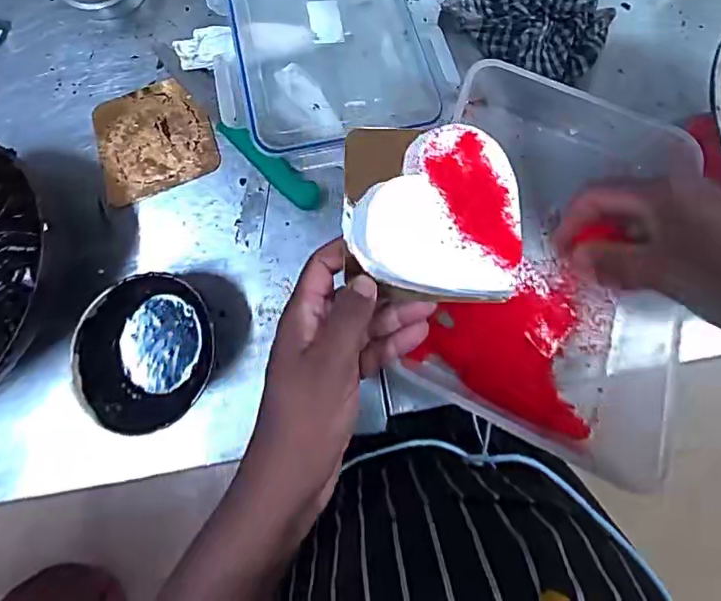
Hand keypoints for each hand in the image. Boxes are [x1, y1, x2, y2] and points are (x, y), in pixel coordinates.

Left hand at [239, 239, 434, 522]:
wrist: (291, 482)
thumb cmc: (305, 417)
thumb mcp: (330, 361)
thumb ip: (349, 317)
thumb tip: (366, 278)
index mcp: (302, 317)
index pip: (321, 268)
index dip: (346, 249)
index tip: (380, 238)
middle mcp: (314, 330)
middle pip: (350, 296)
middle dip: (382, 285)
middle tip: (418, 275)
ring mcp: (328, 356)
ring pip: (364, 325)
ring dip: (393, 317)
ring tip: (429, 305)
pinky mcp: (341, 380)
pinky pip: (368, 352)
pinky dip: (390, 345)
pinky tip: (417, 337)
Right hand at [554, 171, 720, 365]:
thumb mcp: (663, 276)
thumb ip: (614, 262)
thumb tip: (575, 257)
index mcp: (661, 190)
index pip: (597, 194)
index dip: (571, 222)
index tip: (558, 254)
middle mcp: (679, 187)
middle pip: (619, 201)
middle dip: (594, 231)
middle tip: (581, 267)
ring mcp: (702, 204)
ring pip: (644, 216)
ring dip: (620, 241)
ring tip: (609, 276)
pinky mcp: (720, 224)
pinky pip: (668, 227)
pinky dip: (648, 246)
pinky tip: (647, 274)